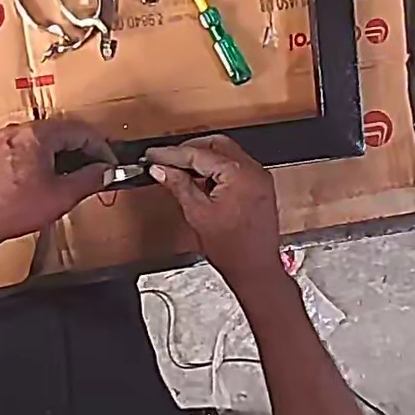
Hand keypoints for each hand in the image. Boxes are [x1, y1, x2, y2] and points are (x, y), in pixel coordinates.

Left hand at [0, 119, 114, 249]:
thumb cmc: (11, 209)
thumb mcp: (61, 196)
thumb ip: (89, 179)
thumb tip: (106, 171)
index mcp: (37, 135)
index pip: (80, 131)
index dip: (100, 148)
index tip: (109, 163)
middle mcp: (19, 130)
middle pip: (62, 131)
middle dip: (84, 149)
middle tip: (98, 166)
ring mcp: (4, 139)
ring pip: (45, 138)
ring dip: (64, 152)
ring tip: (77, 172)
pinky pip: (28, 145)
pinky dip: (45, 156)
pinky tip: (50, 175)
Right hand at [144, 135, 282, 282]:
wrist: (255, 269)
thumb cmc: (234, 249)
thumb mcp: (198, 214)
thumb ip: (179, 185)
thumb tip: (162, 169)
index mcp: (239, 173)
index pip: (199, 153)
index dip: (172, 154)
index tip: (154, 155)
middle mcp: (253, 170)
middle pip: (215, 145)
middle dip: (188, 150)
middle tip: (165, 160)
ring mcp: (259, 177)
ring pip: (226, 153)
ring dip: (203, 158)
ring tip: (180, 171)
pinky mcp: (260, 186)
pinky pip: (236, 166)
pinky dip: (216, 168)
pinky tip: (200, 180)